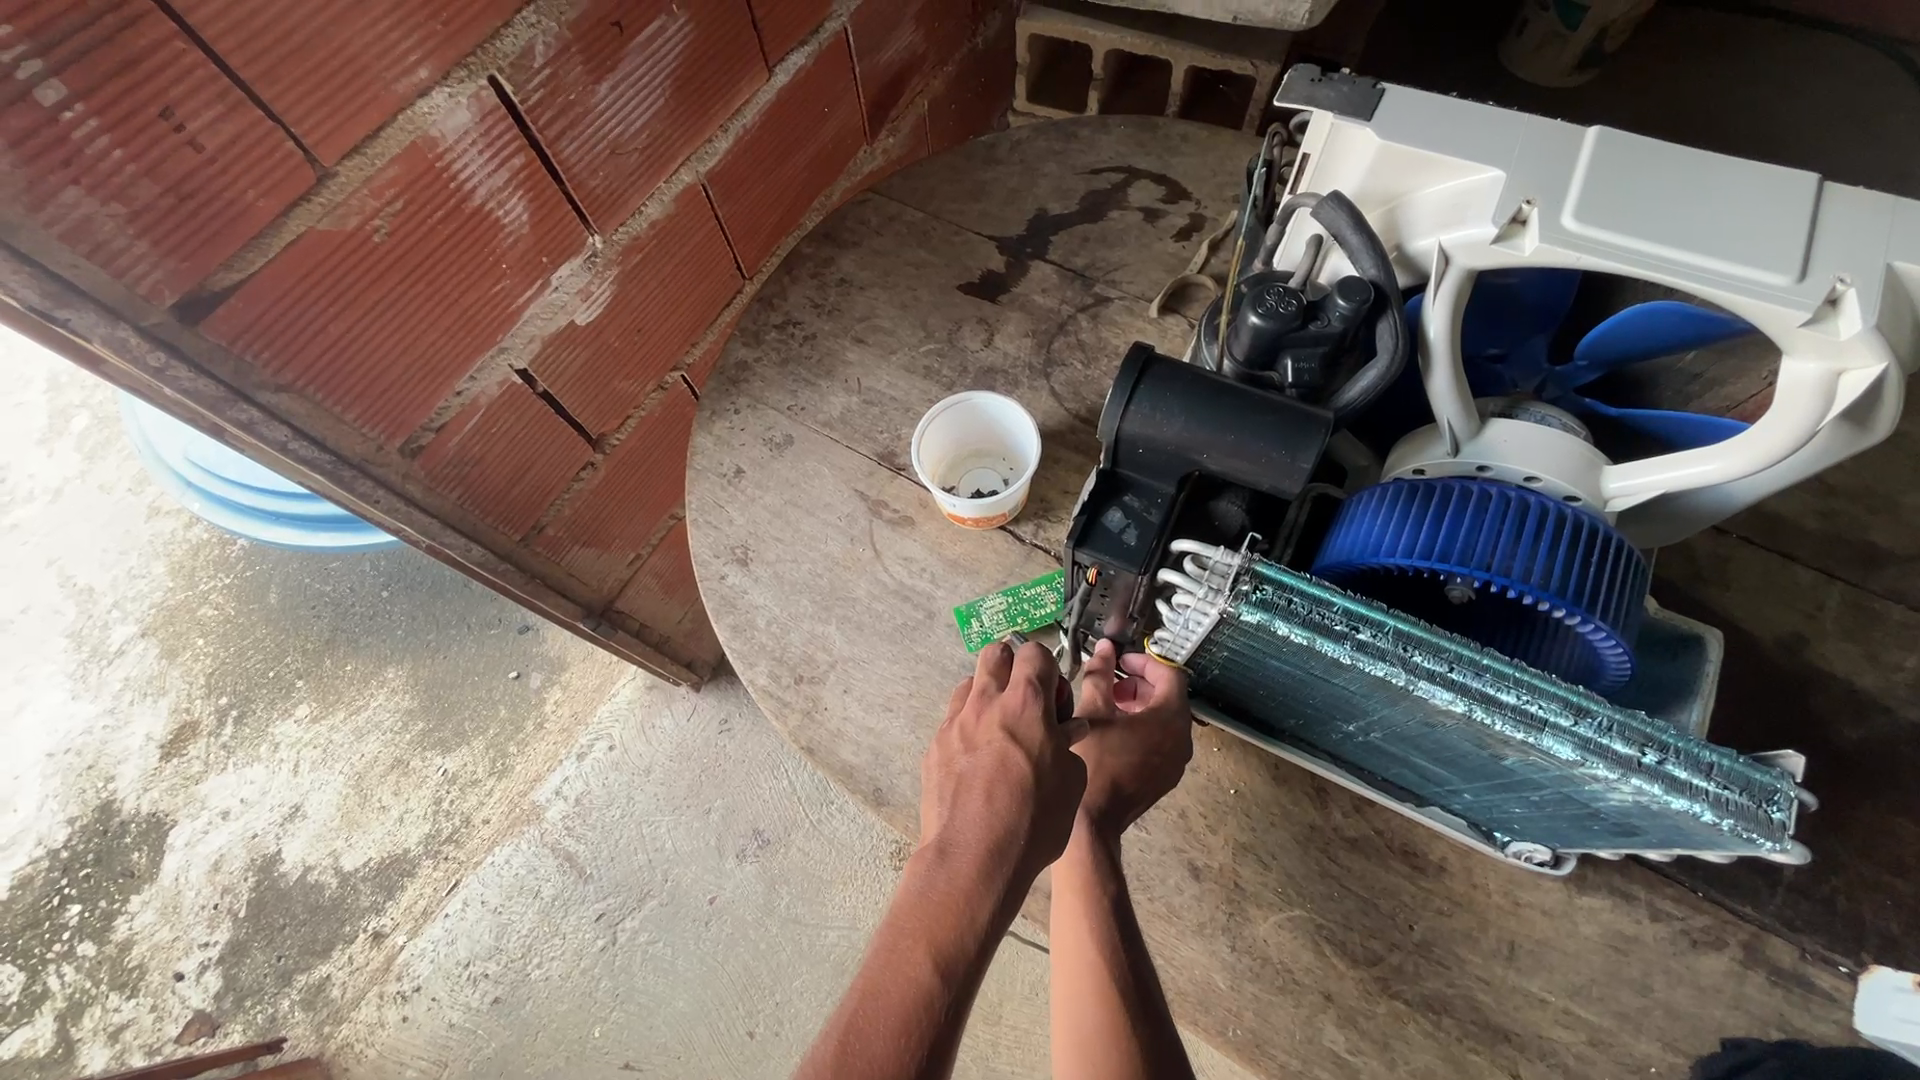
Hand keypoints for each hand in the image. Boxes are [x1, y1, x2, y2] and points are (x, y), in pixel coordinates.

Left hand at [919, 642, 1089, 892]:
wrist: (973, 856)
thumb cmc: (1034, 819)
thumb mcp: (1072, 781)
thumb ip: (1067, 744)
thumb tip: (1066, 729)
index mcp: (1026, 703)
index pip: (1035, 652)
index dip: (1048, 668)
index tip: (1054, 698)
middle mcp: (986, 702)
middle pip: (995, 652)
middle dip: (1013, 666)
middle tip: (1026, 702)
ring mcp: (955, 722)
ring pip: (969, 683)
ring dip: (987, 695)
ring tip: (1000, 731)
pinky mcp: (934, 746)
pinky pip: (954, 720)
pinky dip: (969, 727)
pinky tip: (978, 760)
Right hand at [1071, 639, 1193, 840]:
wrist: (1092, 818)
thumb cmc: (1094, 760)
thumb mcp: (1093, 710)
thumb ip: (1101, 674)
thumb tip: (1104, 648)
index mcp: (1170, 718)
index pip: (1169, 674)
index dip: (1144, 662)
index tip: (1120, 661)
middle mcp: (1183, 739)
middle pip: (1169, 697)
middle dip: (1140, 684)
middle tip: (1111, 682)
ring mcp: (1177, 761)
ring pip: (1165, 720)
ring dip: (1140, 705)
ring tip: (1108, 705)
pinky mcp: (1166, 776)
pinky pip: (1162, 741)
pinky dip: (1143, 727)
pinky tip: (1113, 731)